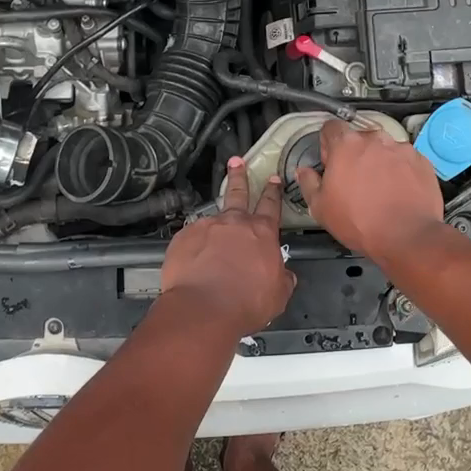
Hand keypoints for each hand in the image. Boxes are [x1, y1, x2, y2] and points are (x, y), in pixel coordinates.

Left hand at [159, 157, 295, 338]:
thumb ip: (282, 279)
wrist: (203, 309)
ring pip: (212, 219)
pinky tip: (194, 261)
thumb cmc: (244, 303)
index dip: (272, 191)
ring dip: (214, 225)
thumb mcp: (277, 295)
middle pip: (238, 192)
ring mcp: (206, 227)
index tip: (273, 180)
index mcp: (261, 233)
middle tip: (237, 162)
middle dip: (239, 176)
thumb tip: (286, 276)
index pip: (270, 205)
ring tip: (212, 238)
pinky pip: (190, 237)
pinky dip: (194, 246)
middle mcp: (234, 223)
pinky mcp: (183, 238)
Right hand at [296, 120, 447, 265]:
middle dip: (355, 155)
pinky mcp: (421, 161)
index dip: (328, 144)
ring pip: (384, 149)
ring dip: (379, 162)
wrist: (407, 237)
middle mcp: (375, 139)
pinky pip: (405, 160)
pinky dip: (400, 171)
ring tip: (380, 189)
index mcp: (346, 145)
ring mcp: (401, 149)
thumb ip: (308, 183)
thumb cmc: (360, 222)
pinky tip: (398, 192)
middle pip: (359, 138)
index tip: (331, 163)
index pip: (331, 127)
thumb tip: (304, 172)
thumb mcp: (320, 207)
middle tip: (355, 181)